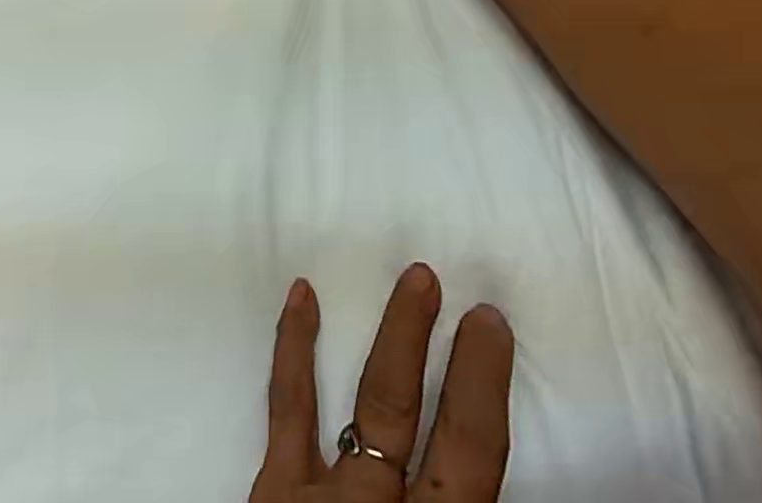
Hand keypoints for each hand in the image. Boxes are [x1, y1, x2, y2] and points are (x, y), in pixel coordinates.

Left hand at [249, 265, 516, 502]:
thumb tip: (487, 486)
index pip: (472, 451)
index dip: (482, 382)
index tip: (489, 323)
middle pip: (411, 411)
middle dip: (430, 345)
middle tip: (445, 285)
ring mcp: (317, 493)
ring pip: (364, 398)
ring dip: (391, 336)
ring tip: (412, 280)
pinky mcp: (272, 490)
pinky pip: (285, 408)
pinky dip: (293, 347)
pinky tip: (302, 295)